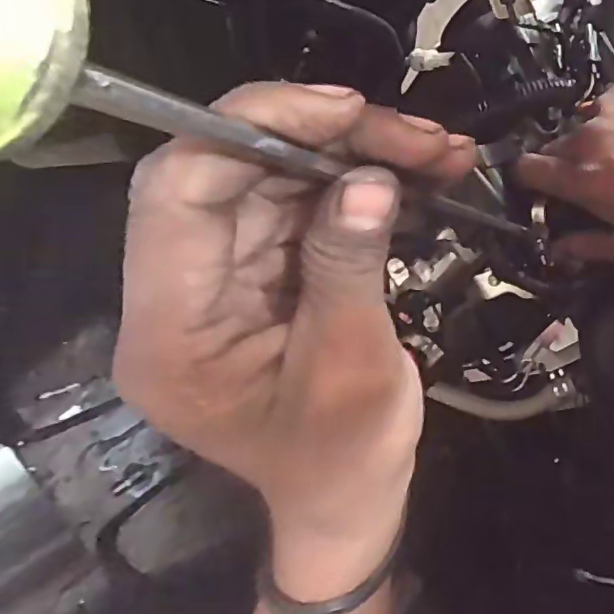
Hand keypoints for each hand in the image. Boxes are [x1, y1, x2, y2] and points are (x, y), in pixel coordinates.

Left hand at [114, 82, 475, 597]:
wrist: (350, 500)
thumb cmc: (345, 460)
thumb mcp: (353, 368)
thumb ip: (350, 267)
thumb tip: (371, 178)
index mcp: (173, 329)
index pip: (179, 191)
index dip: (251, 128)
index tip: (346, 112)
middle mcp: (184, 289)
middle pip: (236, 171)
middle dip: (332, 140)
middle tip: (420, 136)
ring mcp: (227, 275)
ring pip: (280, 178)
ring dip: (361, 155)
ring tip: (440, 151)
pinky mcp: (268, 270)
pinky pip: (308, 204)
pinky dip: (366, 182)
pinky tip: (423, 173)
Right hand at [514, 79, 613, 263]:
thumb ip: (589, 248)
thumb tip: (556, 250)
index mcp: (582, 178)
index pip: (524, 169)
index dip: (529, 182)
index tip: (544, 191)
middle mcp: (584, 138)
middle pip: (550, 149)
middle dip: (561, 166)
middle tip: (591, 178)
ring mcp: (603, 107)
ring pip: (576, 126)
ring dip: (587, 142)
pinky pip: (600, 105)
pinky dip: (609, 118)